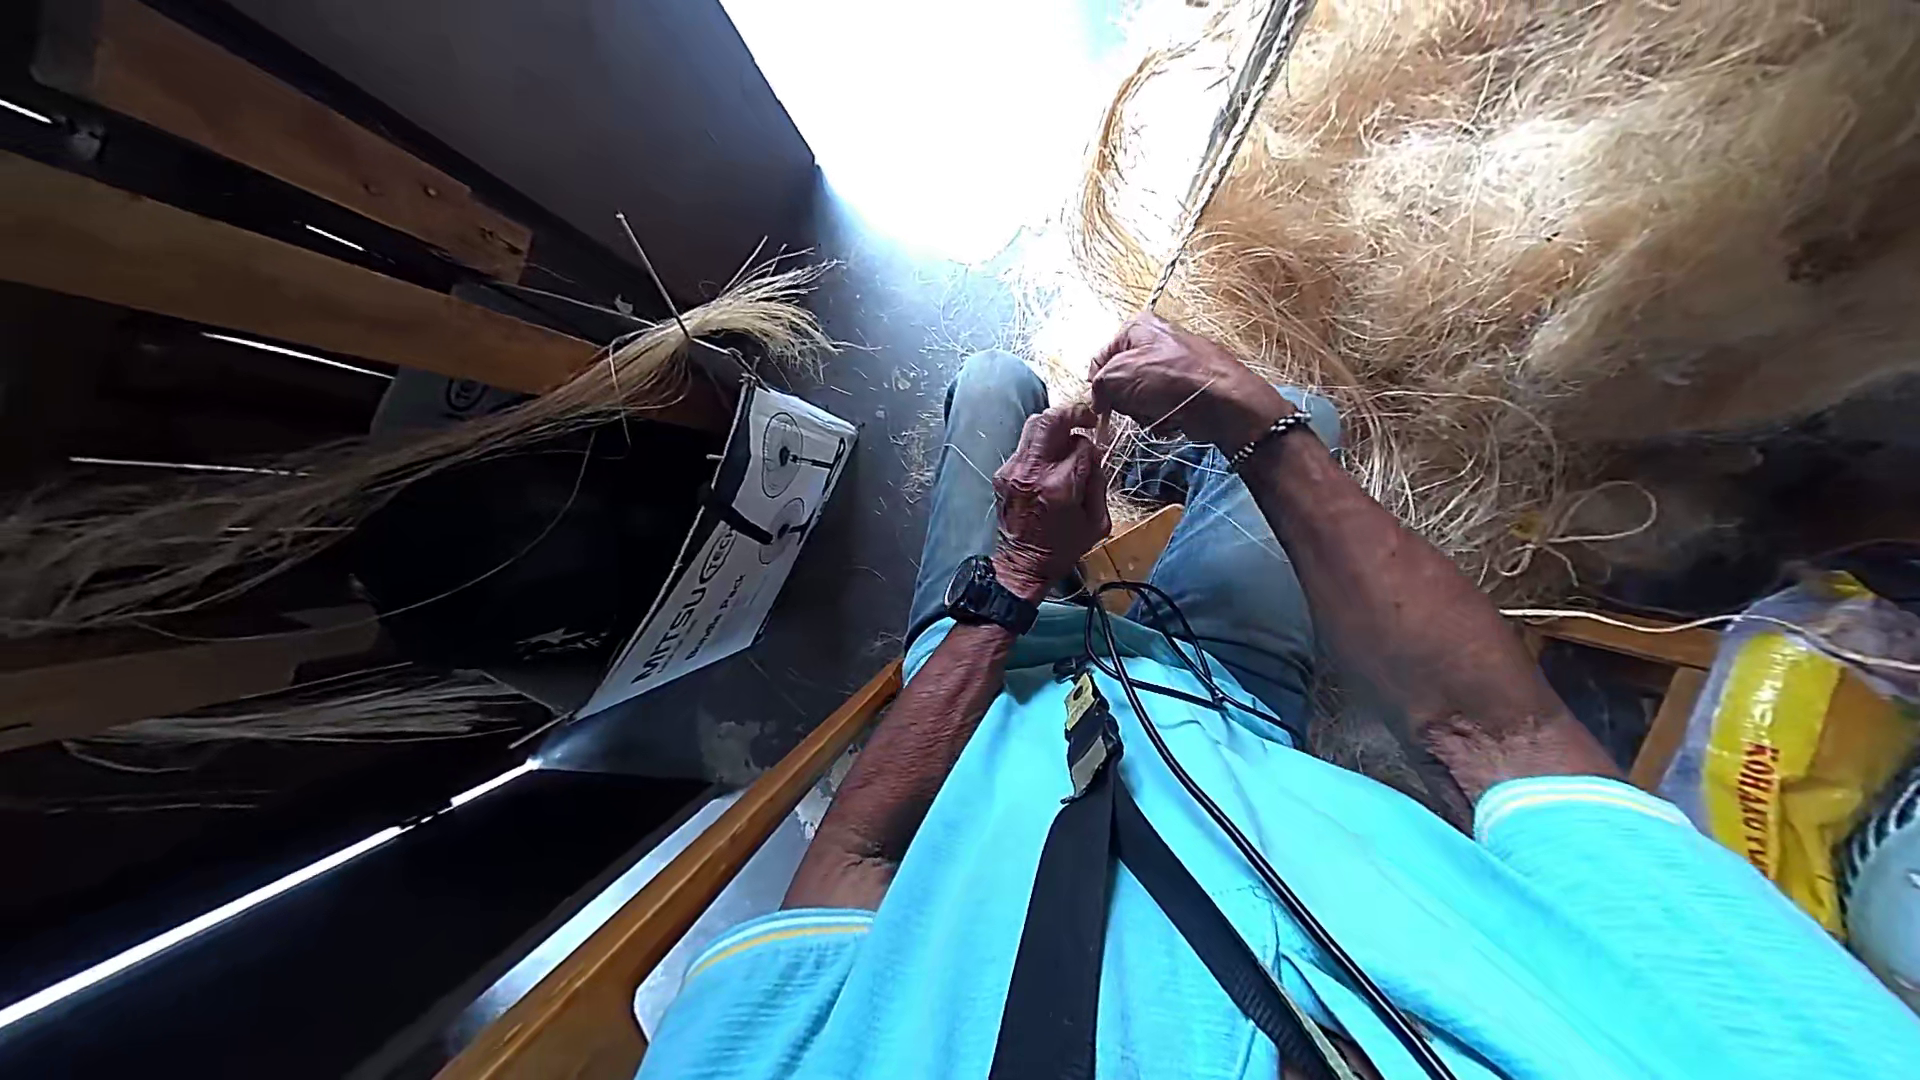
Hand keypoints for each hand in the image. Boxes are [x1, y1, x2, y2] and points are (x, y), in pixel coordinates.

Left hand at [991, 402, 1110, 603]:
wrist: (1022, 566)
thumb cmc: (1061, 548)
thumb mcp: (1096, 521)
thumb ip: (1097, 481)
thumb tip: (1093, 453)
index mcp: (1060, 486)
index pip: (1081, 444)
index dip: (1092, 446)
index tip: (1095, 453)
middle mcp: (1033, 473)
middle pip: (1049, 420)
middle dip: (1071, 413)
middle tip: (1084, 418)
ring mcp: (1013, 472)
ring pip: (1033, 428)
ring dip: (1053, 428)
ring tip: (1066, 438)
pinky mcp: (1002, 475)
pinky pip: (1024, 448)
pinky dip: (1039, 448)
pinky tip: (1048, 463)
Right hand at [1088, 313, 1293, 449]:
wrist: (1220, 399)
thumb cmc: (1167, 379)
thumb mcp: (1116, 376)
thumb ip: (1096, 385)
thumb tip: (1098, 401)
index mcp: (1136, 328)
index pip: (1099, 360)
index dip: (1097, 385)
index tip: (1101, 403)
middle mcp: (1154, 342)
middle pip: (1119, 381)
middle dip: (1124, 399)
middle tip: (1135, 404)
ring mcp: (1172, 366)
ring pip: (1137, 398)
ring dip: (1142, 412)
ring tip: (1157, 411)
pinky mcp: (1185, 389)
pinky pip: (1158, 407)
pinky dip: (1160, 417)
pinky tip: (1171, 417)